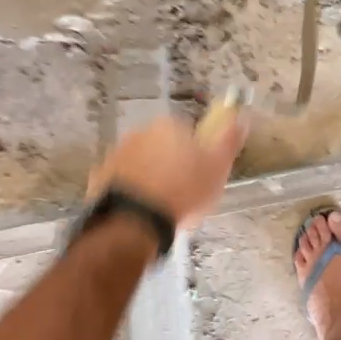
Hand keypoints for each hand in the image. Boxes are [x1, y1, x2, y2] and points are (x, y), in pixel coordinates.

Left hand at [87, 112, 247, 228]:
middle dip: (175, 164)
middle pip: (165, 146)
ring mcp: (117, 154)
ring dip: (153, 177)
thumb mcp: (218, 168)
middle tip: (187, 192)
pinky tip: (145, 210)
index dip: (199, 153)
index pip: (190, 132)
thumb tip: (240, 116)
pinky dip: (135, 191)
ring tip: (165, 206)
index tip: (203, 174)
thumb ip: (229, 139)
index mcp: (170, 125)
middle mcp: (140, 132)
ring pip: (144, 163)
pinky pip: (126, 181)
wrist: (133, 223)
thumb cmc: (183, 192)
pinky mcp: (100, 177)